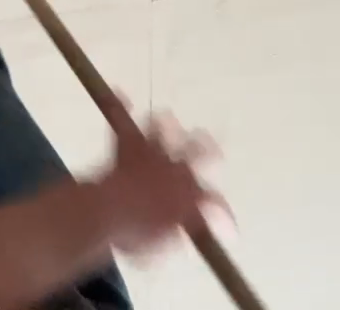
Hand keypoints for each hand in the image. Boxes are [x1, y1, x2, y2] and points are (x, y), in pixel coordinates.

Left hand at [92, 110, 226, 256]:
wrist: (108, 210)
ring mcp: (150, 151)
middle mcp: (174, 167)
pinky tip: (120, 92)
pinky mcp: (126, 142)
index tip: (230, 228)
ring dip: (166, 125)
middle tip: (215, 147)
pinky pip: (120, 116)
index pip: (216, 202)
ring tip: (167, 117)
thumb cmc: (135, 235)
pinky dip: (120, 105)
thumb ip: (175, 235)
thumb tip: (181, 235)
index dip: (226, 215)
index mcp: (188, 195)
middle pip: (199, 150)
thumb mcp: (160, 246)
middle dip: (209, 147)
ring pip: (164, 128)